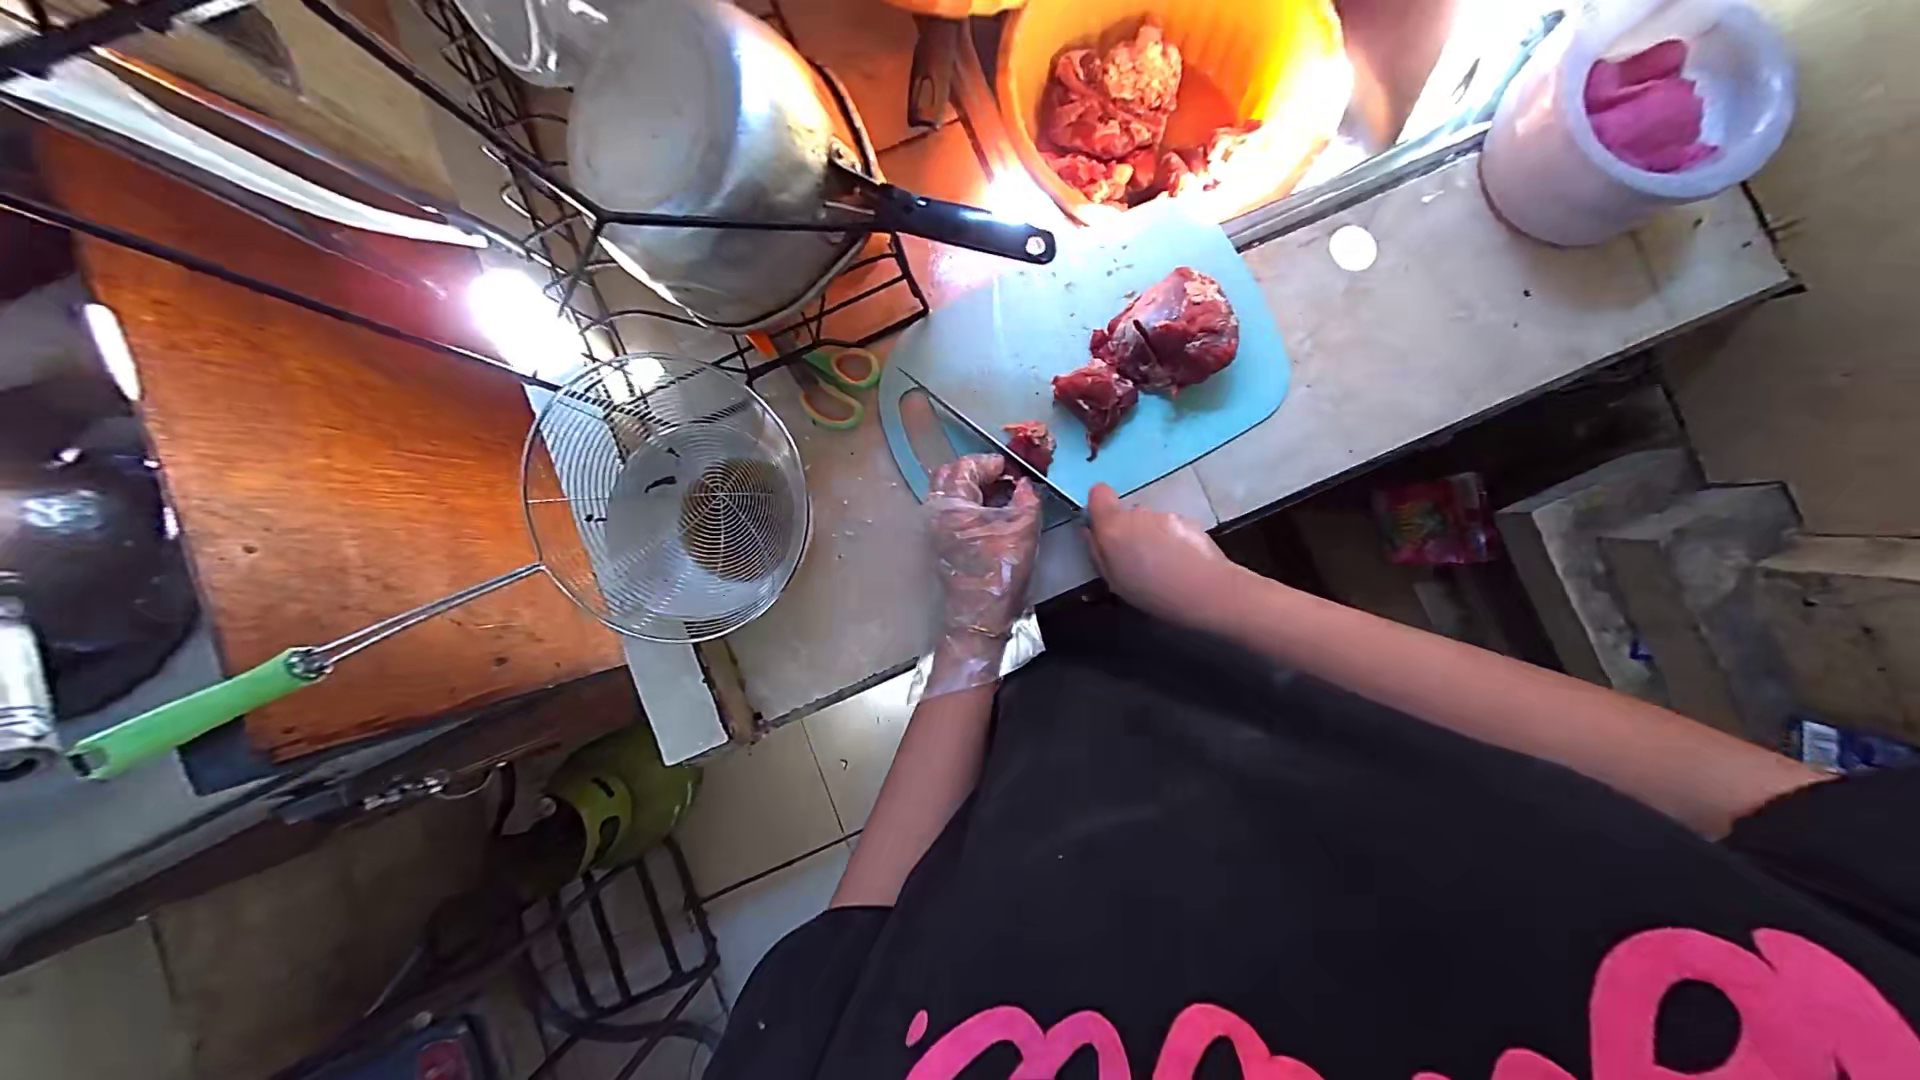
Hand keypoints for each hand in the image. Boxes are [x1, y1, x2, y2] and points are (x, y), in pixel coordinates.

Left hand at [924, 454, 1040, 694]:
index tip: (1012, 469)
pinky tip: (992, 515)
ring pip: (948, 493)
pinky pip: (950, 511)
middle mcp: (936, 512)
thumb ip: (1027, 498)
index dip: (991, 463)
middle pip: (950, 475)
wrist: (979, 617)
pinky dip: (968, 505)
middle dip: (977, 471)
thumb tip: (1024, 483)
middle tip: (1003, 477)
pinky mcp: (940, 543)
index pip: (966, 466)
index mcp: (952, 505)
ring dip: (972, 488)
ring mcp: (934, 529)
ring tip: (1001, 496)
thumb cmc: (999, 573)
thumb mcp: (1023, 530)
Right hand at [1086, 482, 1247, 627]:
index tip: (1104, 529)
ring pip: (1149, 520)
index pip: (1098, 493)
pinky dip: (1171, 539)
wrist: (1207, 591)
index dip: (1099, 508)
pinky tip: (1180, 562)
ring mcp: (1164, 515)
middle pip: (1126, 513)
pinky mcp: (1187, 520)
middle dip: (1128, 530)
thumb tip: (1089, 530)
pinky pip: (1170, 526)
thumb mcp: (1113, 580)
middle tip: (1136, 559)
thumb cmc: (1152, 592)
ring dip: (1151, 535)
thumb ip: (1096, 551)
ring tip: (1162, 565)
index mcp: (1113, 527)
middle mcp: (1137, 513)